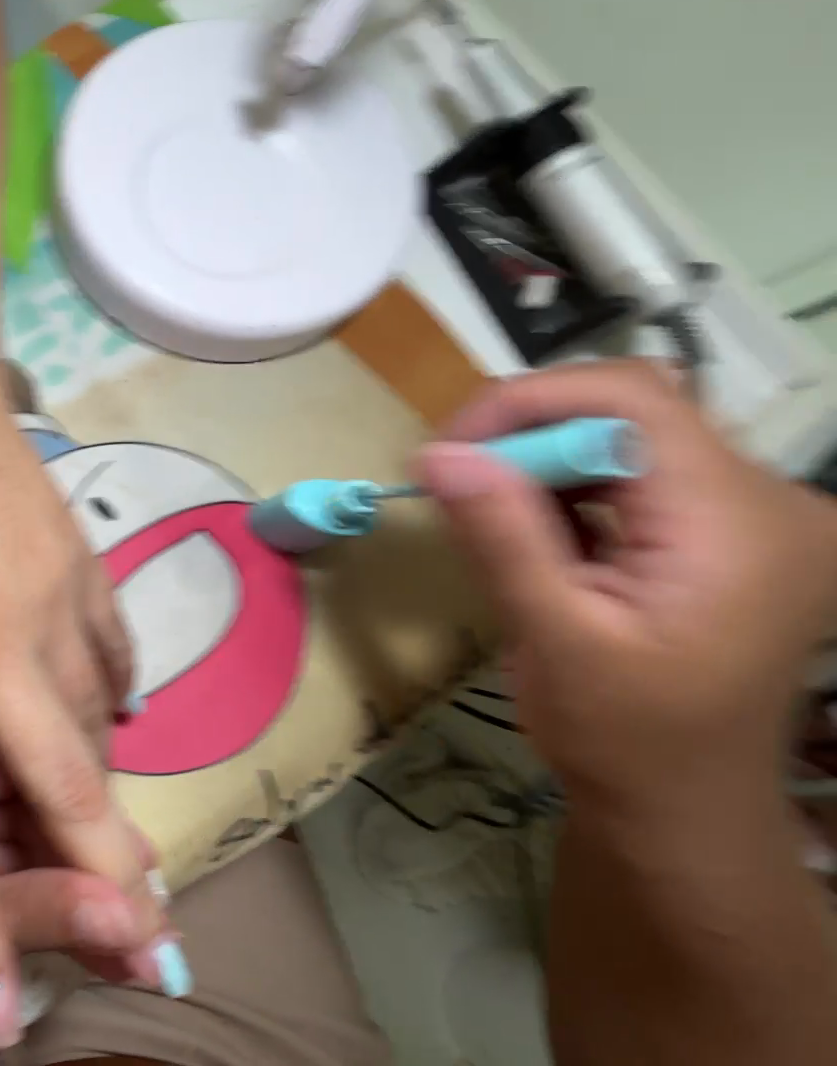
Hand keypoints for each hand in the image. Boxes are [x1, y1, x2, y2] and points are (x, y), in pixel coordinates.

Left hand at [0, 358, 166, 1044]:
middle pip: (56, 782)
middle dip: (100, 874)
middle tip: (142, 943)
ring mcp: (48, 601)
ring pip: (94, 720)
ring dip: (97, 780)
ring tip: (102, 826)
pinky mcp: (84, 564)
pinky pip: (112, 655)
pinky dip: (109, 698)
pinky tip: (104, 716)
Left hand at [0, 771, 157, 1065]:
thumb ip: (31, 915)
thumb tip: (135, 919)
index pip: (6, 775)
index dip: (78, 823)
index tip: (141, 874)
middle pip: (25, 801)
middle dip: (93, 856)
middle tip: (155, 907)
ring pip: (25, 829)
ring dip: (82, 877)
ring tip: (145, 920)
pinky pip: (10, 856)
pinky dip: (55, 890)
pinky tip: (103, 917)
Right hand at [418, 361, 836, 810]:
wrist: (678, 800)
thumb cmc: (619, 732)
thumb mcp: (551, 634)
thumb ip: (501, 535)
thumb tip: (437, 454)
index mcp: (736, 522)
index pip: (632, 399)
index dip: (526, 403)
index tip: (446, 452)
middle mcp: (763, 500)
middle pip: (631, 409)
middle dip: (525, 430)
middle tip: (450, 479)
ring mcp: (745, 515)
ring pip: (627, 436)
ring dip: (539, 459)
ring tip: (480, 508)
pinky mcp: (717, 532)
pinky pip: (632, 475)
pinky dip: (565, 487)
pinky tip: (526, 528)